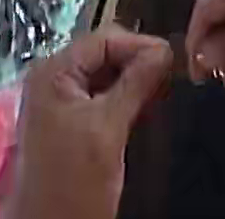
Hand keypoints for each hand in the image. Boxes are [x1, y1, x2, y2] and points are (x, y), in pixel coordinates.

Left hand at [3, 26, 171, 218]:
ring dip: (134, 79)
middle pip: (105, 53)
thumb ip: (136, 82)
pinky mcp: (69, 121)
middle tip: (170, 74)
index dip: (139, 45)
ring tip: (161, 89)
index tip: (171, 58)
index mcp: (54, 72)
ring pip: (107, 73)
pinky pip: (103, 93)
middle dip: (137, 61)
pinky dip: (125, 96)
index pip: (105, 39)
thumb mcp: (108, 129)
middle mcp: (53, 78)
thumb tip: (164, 49)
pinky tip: (145, 104)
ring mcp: (59, 100)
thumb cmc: (71, 185)